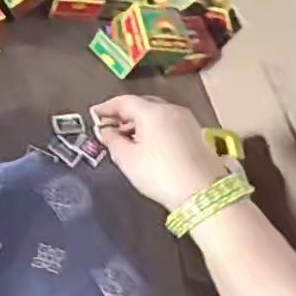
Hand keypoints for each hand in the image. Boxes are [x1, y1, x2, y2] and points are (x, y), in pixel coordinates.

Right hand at [91, 95, 231, 209]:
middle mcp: (172, 110)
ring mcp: (187, 121)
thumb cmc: (159, 174)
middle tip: (108, 126)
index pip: (124, 101)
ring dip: (138, 122)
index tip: (94, 114)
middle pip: (142, 105)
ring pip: (156, 114)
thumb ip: (112, 141)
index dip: (107, 107)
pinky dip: (153, 128)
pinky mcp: (195, 134)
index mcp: (153, 112)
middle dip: (123, 114)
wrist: (201, 194)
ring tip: (124, 137)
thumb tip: (105, 131)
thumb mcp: (127, 159)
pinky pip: (168, 123)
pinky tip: (145, 143)